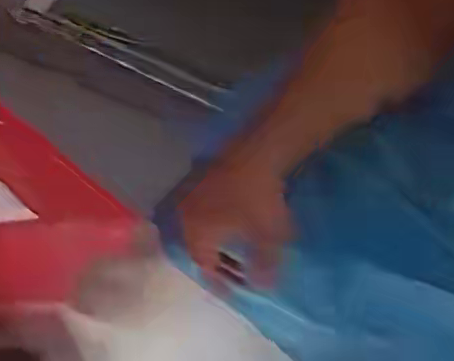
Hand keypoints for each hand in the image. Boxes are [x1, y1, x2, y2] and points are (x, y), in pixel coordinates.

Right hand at [177, 156, 292, 290]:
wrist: (249, 160)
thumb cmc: (258, 203)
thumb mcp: (269, 240)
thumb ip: (263, 266)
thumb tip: (259, 287)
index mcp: (198, 230)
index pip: (201, 263)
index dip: (216, 280)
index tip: (232, 293)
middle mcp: (184, 215)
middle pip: (192, 246)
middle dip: (212, 262)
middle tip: (235, 275)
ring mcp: (186, 199)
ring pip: (191, 230)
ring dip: (209, 245)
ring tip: (231, 254)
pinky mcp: (191, 188)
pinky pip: (193, 216)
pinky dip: (206, 229)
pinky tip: (224, 230)